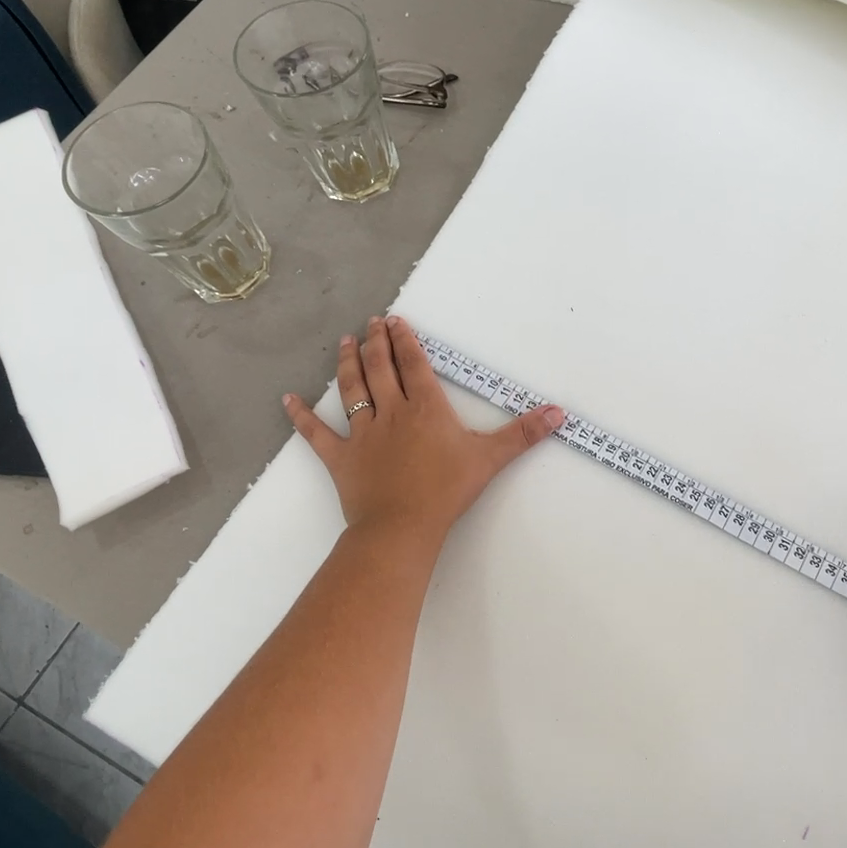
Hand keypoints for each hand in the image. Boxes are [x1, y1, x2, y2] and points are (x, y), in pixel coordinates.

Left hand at [282, 316, 564, 547]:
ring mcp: (361, 434)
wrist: (402, 527)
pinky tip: (287, 401)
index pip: (413, 364)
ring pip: (351, 390)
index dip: (405, 340)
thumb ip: (523, 434)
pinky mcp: (340, 458)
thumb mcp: (490, 459)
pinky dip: (301, 418)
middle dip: (375, 341)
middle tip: (371, 322)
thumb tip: (559, 413)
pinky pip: (316, 434)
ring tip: (345, 342)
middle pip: (380, 368)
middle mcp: (391, 412)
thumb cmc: (446, 491)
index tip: (396, 320)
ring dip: (347, 363)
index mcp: (425, 408)